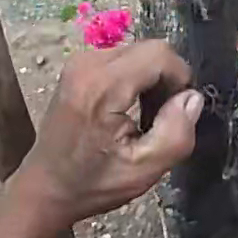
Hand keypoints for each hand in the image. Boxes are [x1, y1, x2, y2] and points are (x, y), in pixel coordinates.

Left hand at [5, 40, 201, 233]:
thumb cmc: (93, 183)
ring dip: (153, 80)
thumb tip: (193, 98)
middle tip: (161, 119)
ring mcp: (81, 61)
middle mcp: (88, 63)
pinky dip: (137, 78)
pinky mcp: (79, 66)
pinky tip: (129, 109)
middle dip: (167, 80)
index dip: (179, 79)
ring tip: (145, 117)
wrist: (45, 187)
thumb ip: (177, 133)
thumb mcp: (144, 171)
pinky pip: (124, 58)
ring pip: (140, 52)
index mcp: (102, 86)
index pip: (160, 55)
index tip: (175, 114)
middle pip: (151, 49)